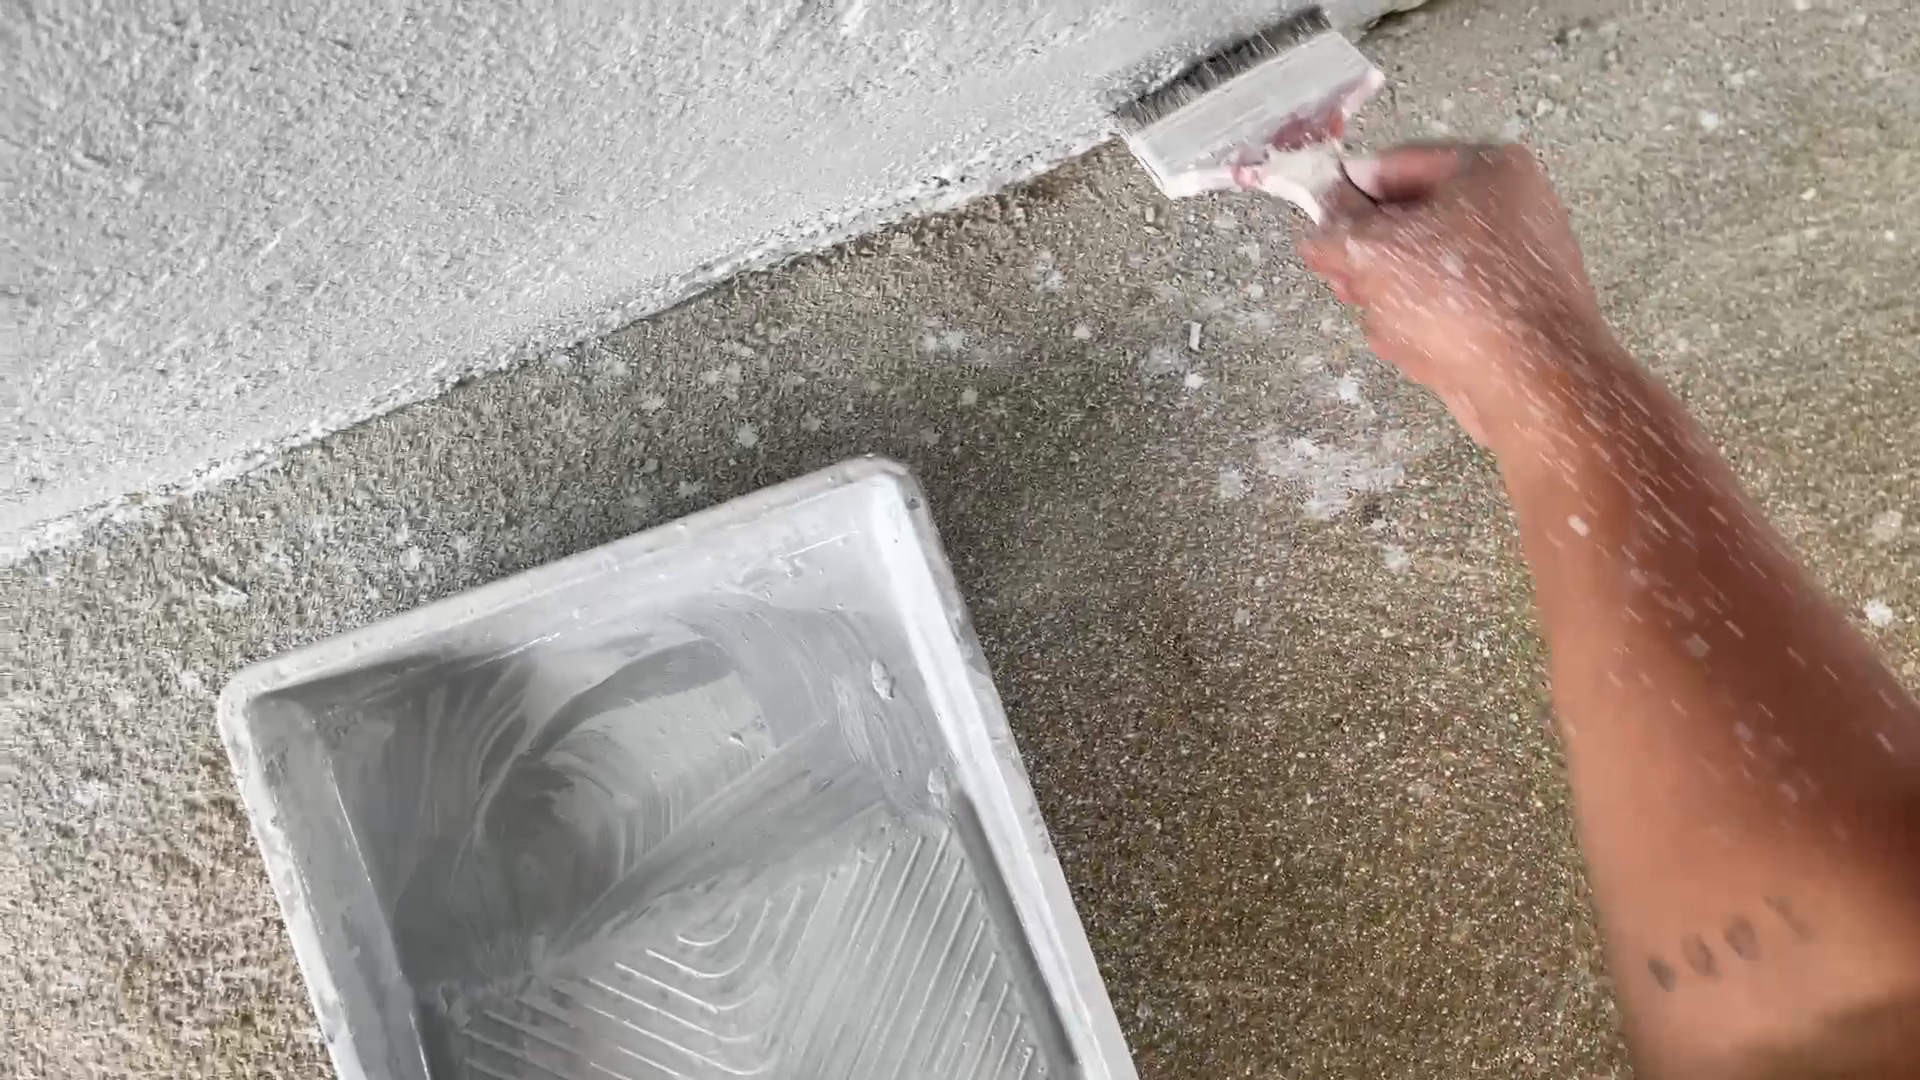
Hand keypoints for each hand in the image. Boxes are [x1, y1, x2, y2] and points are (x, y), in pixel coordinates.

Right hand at [1300, 143, 1623, 452]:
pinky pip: (1442, 301)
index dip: (1344, 195)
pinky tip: (1408, 343)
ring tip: (1379, 319)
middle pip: (1404, 219)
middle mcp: (1506, 202)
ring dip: (1383, 294)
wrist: (1528, 374)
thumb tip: (1316, 229)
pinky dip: (1416, 319)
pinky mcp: (1507, 305)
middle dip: (1363, 256)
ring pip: (1417, 266)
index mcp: (1484, 168)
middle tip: (1341, 283)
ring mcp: (1511, 256)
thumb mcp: (1371, 252)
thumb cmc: (1452, 297)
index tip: (1315, 230)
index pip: (1391, 165)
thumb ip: (1332, 231)